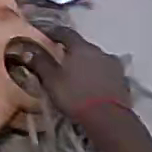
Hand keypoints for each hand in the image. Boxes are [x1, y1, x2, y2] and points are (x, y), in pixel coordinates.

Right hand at [7, 25, 128, 115]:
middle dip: (70, 49)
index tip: (45, 34)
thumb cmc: (75, 96)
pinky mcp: (122, 80)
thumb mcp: (51, 80)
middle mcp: (99, 51)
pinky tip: (90, 83)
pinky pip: (104, 71)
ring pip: (95, 58)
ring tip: (75, 73)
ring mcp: (113, 65)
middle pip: (81, 45)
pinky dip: (96, 73)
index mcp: (81, 48)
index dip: (53, 32)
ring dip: (84, 62)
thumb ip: (40, 63)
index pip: (65, 32)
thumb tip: (29, 51)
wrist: (109, 119)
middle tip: (59, 56)